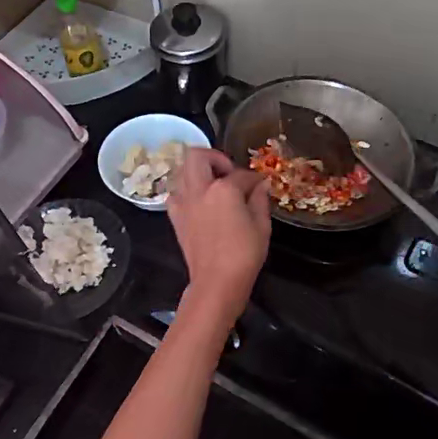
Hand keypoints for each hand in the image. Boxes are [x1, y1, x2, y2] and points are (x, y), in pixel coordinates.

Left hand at [167, 148, 269, 321]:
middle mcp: (199, 190)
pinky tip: (203, 205)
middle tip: (229, 173)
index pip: (242, 174)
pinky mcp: (175, 217)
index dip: (254, 178)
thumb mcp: (262, 226)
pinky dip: (188, 192)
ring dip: (199, 174)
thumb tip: (260, 185)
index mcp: (224, 189)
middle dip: (215, 158)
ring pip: (183, 172)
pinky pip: (177, 194)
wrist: (216, 282)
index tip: (261, 185)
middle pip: (198, 156)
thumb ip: (260, 199)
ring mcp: (183, 203)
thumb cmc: (244, 255)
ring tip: (215, 189)